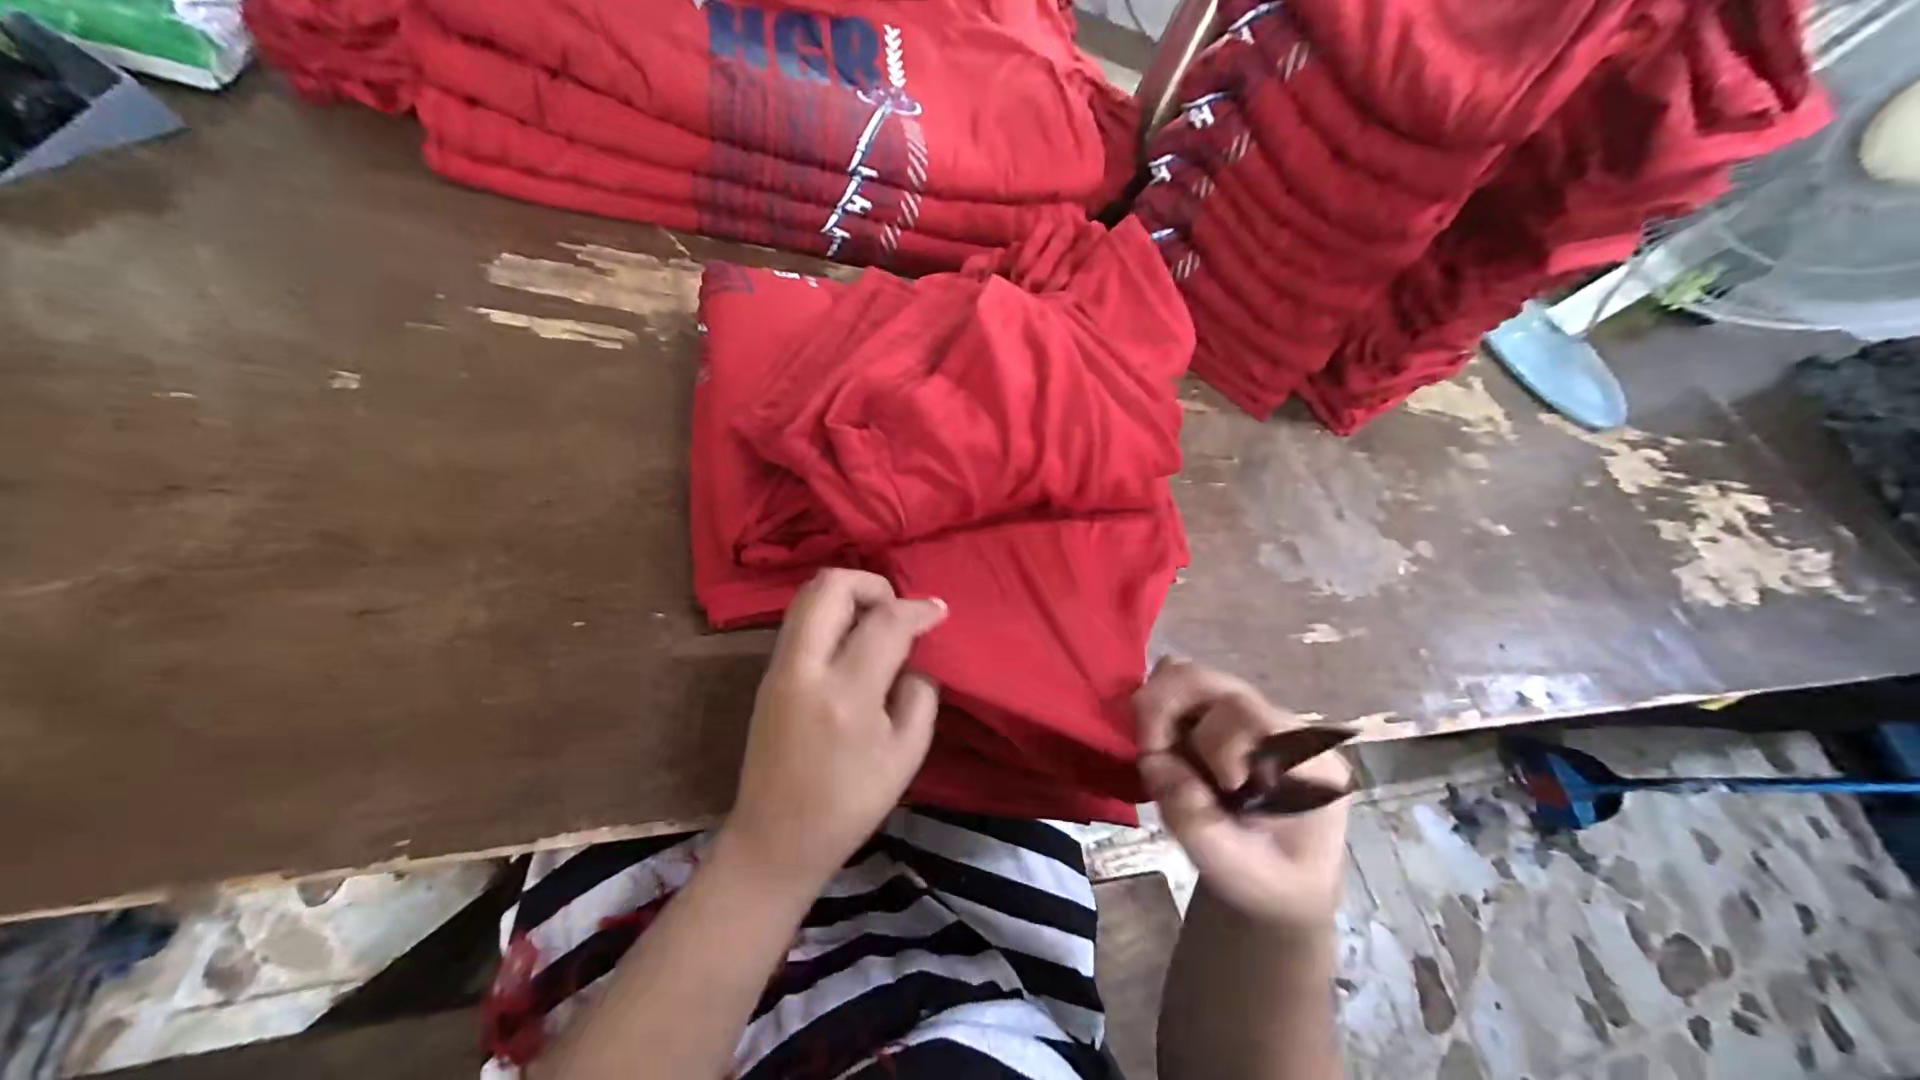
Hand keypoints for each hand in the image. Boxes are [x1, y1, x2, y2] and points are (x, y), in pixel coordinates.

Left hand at [723, 569, 946, 889]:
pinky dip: (830, 614)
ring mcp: (778, 669)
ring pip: (807, 596)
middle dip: (872, 584)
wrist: (775, 839)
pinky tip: (852, 642)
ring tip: (877, 622)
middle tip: (897, 610)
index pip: (885, 621)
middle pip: (830, 586)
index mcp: (846, 695)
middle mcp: (805, 669)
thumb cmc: (850, 805)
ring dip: (848, 595)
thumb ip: (919, 695)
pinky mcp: (767, 676)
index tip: (939, 611)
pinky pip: (799, 621)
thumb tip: (915, 656)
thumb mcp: (906, 755)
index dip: (918, 608)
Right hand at [1135, 659, 1352, 930]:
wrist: (1276, 888)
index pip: (1255, 719)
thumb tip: (1156, 762)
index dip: (1215, 742)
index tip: (1207, 787)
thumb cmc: (1266, 884)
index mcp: (1310, 764)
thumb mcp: (1234, 870)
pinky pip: (1182, 688)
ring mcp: (1253, 716)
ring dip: (1160, 711)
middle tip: (1150, 753)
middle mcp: (1284, 727)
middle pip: (1216, 684)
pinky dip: (1159, 709)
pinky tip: (1162, 745)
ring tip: (1157, 753)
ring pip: (1192, 677)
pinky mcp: (1225, 716)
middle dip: (1169, 711)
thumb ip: (1195, 821)